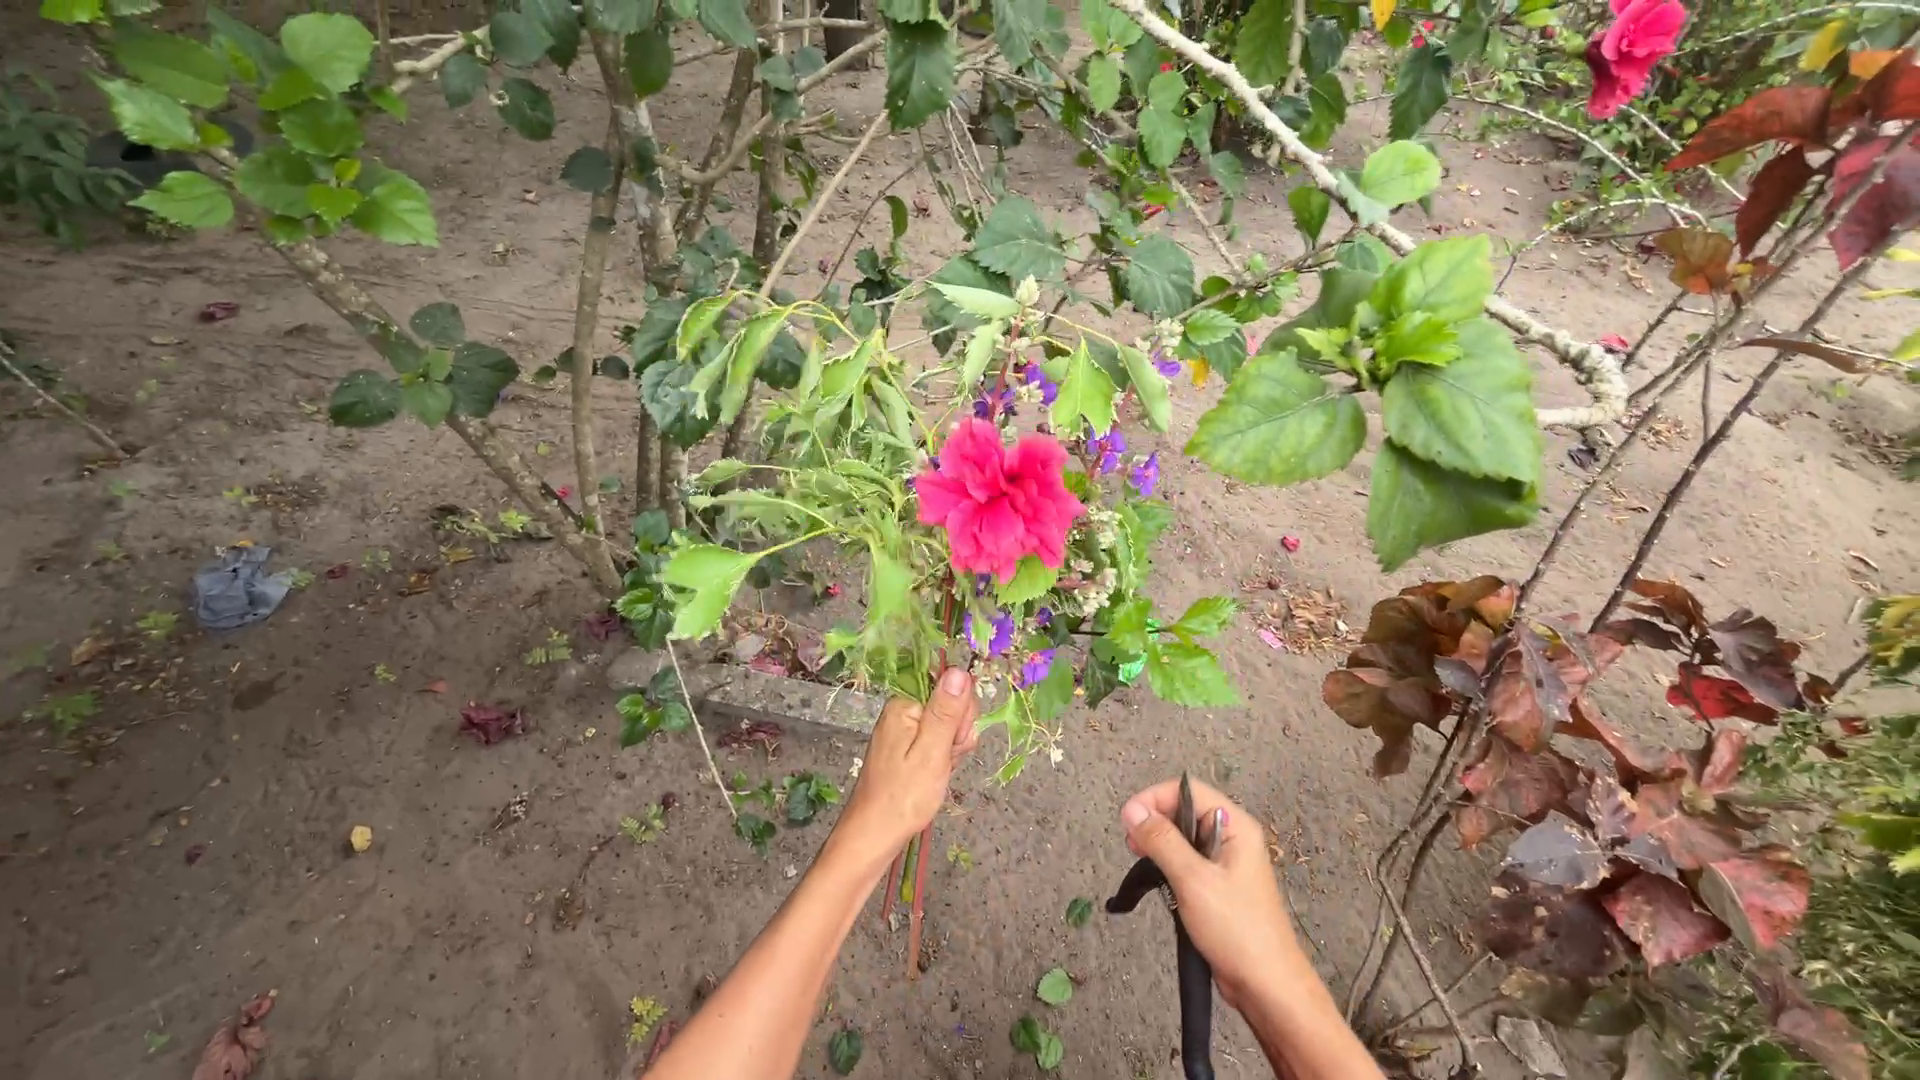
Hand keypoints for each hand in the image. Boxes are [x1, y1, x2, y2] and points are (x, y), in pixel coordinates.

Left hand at [835, 667, 979, 860]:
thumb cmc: (903, 797)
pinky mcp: (907, 748)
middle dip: (958, 734)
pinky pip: (938, 743)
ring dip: (952, 749)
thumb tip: (958, 670)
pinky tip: (936, 775)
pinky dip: (943, 759)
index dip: (961, 715)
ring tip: (939, 772)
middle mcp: (902, 711)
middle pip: (951, 706)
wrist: (874, 836)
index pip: (951, 688)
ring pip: (948, 727)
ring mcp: (904, 731)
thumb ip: (946, 710)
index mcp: (905, 705)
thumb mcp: (932, 752)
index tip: (954, 742)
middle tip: (945, 761)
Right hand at [1119, 779, 1302, 1011]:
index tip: (1127, 821)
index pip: (1187, 790)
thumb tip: (1131, 809)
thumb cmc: (1235, 928)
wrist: (1266, 985)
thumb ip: (1161, 840)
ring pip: (1182, 838)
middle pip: (1183, 810)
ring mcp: (1225, 862)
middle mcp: (1231, 836)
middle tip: (1132, 845)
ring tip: (1142, 863)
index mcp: (1235, 825)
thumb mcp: (1193, 879)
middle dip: (1154, 822)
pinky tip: (1158, 882)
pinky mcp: (1217, 885)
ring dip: (1159, 846)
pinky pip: (1186, 862)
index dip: (1153, 799)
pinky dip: (1168, 866)